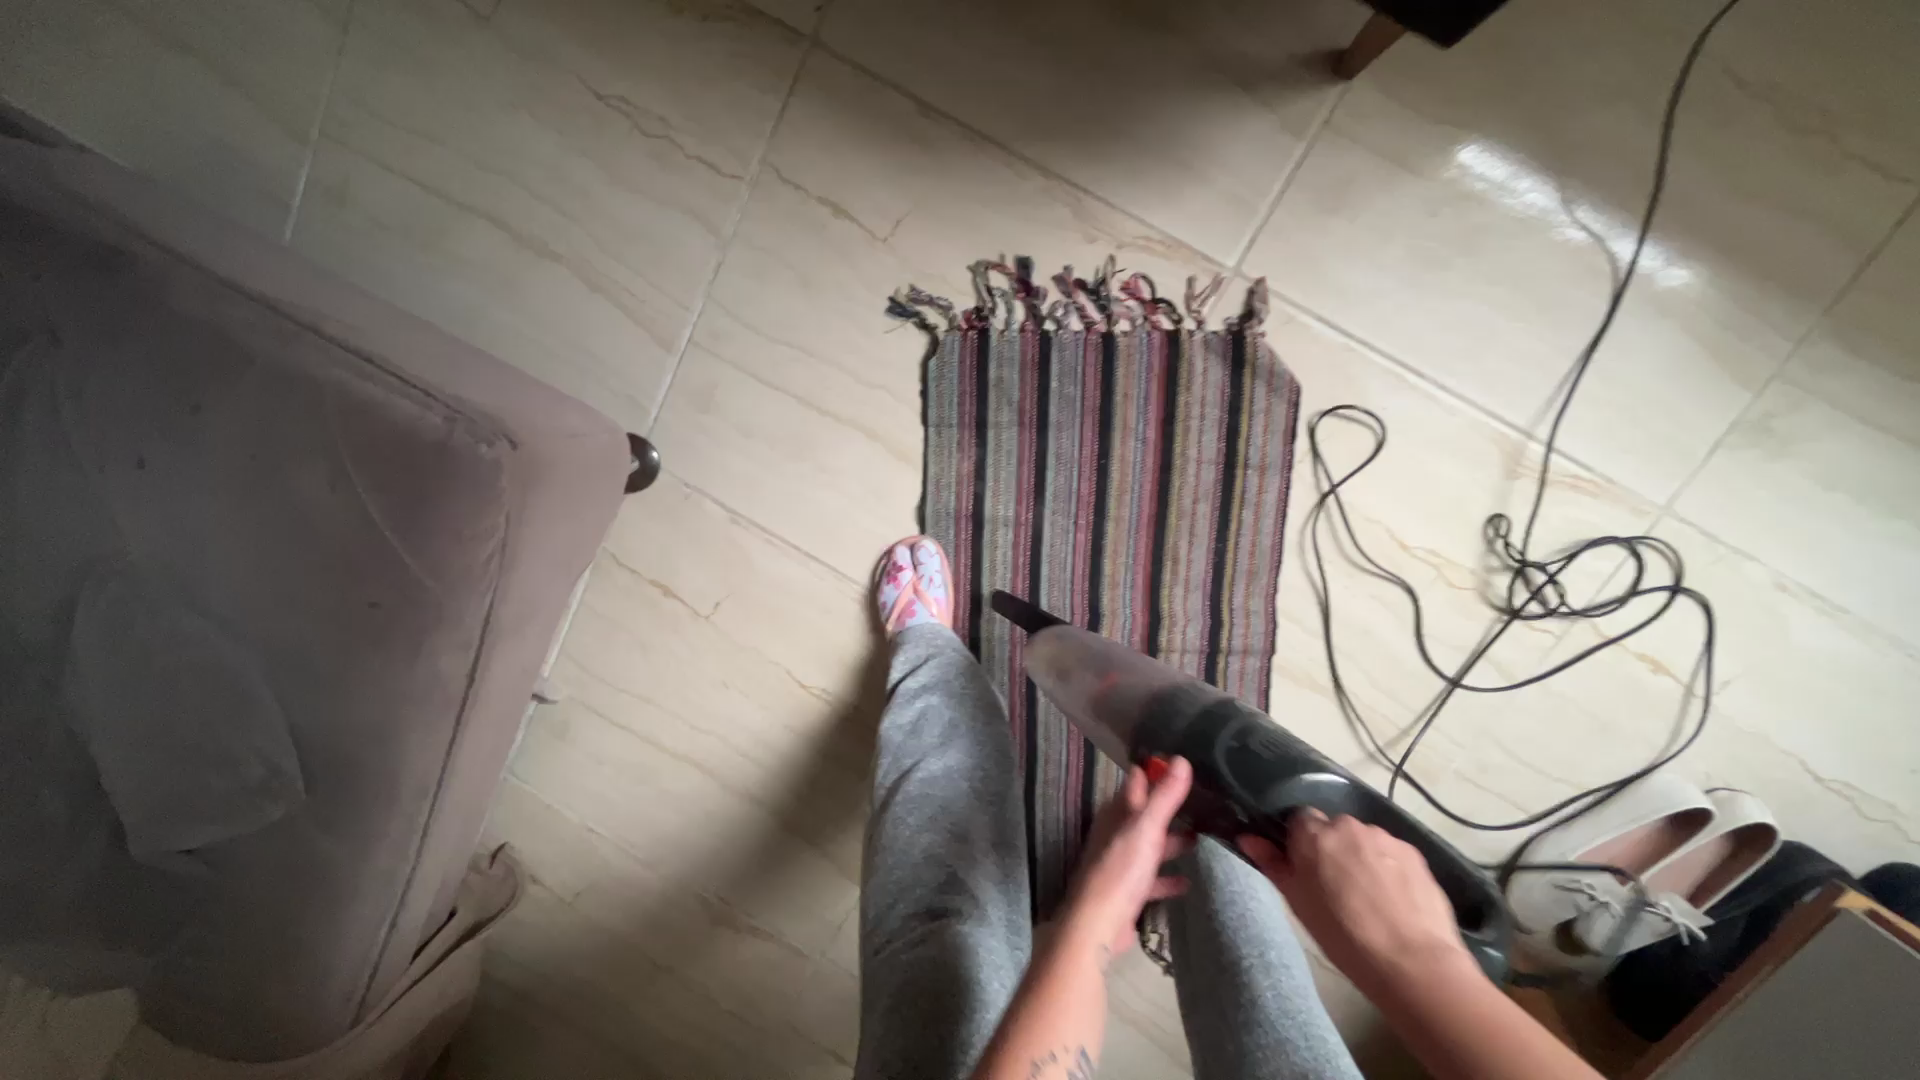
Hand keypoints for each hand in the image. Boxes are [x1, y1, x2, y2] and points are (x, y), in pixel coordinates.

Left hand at [1061, 756, 1194, 959]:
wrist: (1098, 924)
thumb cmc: (1120, 870)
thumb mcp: (1146, 828)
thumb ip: (1163, 797)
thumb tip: (1180, 759)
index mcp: (1116, 814)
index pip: (1137, 782)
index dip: (1157, 771)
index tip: (1183, 763)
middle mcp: (1116, 833)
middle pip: (1145, 815)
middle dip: (1170, 809)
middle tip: (1203, 803)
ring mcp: (1121, 863)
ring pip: (1150, 845)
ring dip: (1172, 842)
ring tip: (1202, 839)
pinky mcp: (1128, 891)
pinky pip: (1152, 879)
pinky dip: (1169, 878)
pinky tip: (1189, 882)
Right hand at [1239, 811, 1473, 995]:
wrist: (1411, 962)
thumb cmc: (1342, 934)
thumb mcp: (1297, 902)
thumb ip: (1271, 863)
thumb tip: (1246, 837)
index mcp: (1313, 834)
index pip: (1300, 819)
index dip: (1301, 842)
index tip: (1305, 867)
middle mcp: (1348, 826)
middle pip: (1334, 828)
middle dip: (1334, 848)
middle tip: (1336, 885)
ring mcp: (1385, 837)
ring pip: (1365, 840)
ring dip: (1362, 857)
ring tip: (1370, 896)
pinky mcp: (1415, 853)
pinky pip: (1392, 853)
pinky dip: (1389, 868)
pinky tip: (1394, 900)